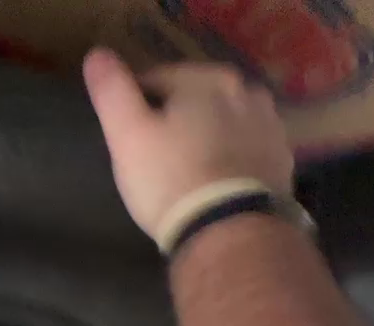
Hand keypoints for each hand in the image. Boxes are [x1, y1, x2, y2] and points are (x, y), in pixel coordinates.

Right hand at [81, 49, 294, 237]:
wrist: (224, 222)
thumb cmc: (166, 177)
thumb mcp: (127, 136)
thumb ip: (112, 93)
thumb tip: (96, 54)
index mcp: (205, 80)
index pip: (157, 79)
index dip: (132, 103)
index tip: (120, 131)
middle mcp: (244, 89)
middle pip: (194, 97)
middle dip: (172, 116)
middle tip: (148, 150)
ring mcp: (268, 122)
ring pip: (223, 119)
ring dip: (203, 132)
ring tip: (180, 164)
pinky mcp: (278, 154)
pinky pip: (244, 144)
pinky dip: (226, 153)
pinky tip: (209, 176)